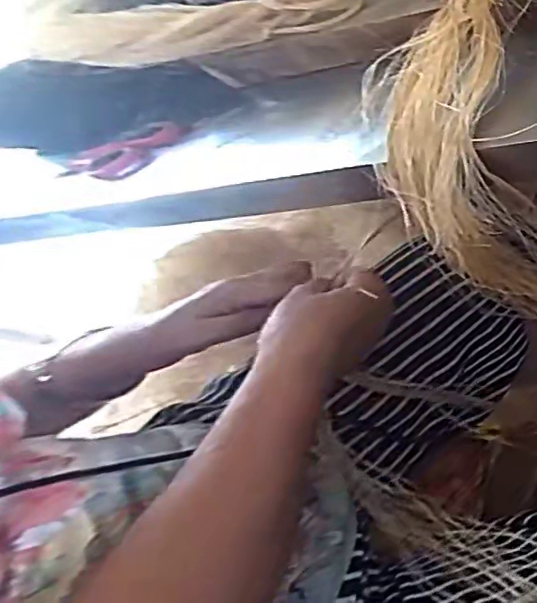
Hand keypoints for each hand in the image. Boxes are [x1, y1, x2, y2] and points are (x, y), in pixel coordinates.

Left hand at [150, 261, 312, 362]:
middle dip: (311, 287)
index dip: (312, 291)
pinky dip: (287, 296)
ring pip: (288, 277)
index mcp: (238, 289)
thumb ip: (246, 321)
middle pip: (296, 272)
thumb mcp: (204, 337)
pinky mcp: (239, 295)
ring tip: (299, 315)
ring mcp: (240, 287)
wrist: (128, 347)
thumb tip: (289, 309)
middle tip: (311, 313)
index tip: (323, 309)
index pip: (291, 280)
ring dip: (300, 291)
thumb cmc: (164, 342)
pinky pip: (276, 287)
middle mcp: (243, 281)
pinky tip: (281, 316)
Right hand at [255, 270, 392, 386]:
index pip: (358, 275)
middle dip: (341, 299)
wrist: (296, 374)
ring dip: (341, 319)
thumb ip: (317, 284)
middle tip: (310, 310)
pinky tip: (316, 344)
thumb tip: (326, 285)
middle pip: (363, 295)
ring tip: (310, 329)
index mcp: (374, 288)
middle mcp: (385, 307)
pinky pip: (353, 336)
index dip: (334, 281)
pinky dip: (339, 336)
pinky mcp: (366, 352)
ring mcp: (378, 331)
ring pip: (359, 316)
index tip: (314, 293)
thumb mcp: (298, 296)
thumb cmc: (298, 327)